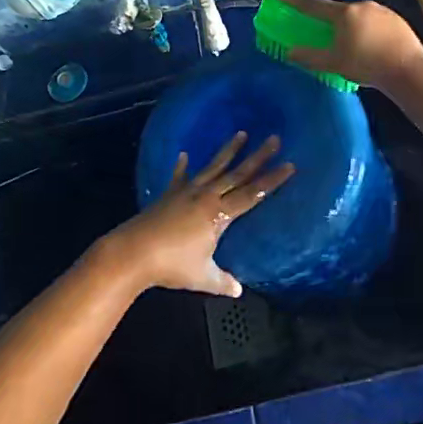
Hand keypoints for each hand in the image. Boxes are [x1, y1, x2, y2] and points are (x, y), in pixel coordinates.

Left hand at [97, 132, 292, 297]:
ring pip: (212, 167)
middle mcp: (206, 196)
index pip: (253, 194)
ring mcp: (186, 192)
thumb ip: (223, 281)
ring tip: (241, 133)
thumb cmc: (171, 265)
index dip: (272, 180)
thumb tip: (238, 290)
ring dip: (228, 151)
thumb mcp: (203, 277)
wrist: (133, 252)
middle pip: (237, 174)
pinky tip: (185, 154)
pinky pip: (180, 177)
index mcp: (219, 214)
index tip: (290, 164)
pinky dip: (183, 166)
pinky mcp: (169, 194)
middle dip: (258, 157)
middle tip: (274, 139)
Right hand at [278, 0, 422, 89]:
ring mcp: (382, 11)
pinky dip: (368, 31)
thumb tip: (290, 52)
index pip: (313, 5)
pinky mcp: (397, 20)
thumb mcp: (333, 63)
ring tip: (352, 45)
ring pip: (359, 16)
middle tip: (325, 32)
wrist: (409, 70)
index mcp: (343, 13)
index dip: (295, 0)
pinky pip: (375, 21)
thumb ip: (310, 56)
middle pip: (338, 10)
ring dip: (351, 26)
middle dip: (330, 20)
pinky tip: (371, 46)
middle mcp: (362, 6)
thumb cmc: (366, 65)